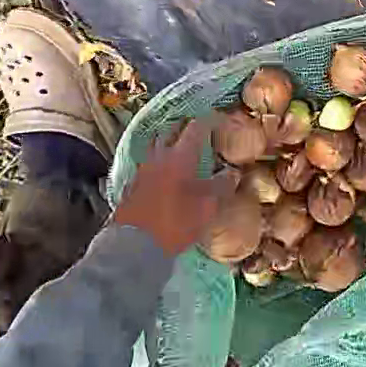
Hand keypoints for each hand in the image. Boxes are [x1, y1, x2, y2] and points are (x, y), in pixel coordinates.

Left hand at [111, 119, 225, 253]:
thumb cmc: (175, 223)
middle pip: (171, 130)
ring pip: (156, 146)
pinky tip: (162, 172)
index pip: (196, 127)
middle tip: (198, 129)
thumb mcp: (206, 207)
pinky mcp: (132, 185)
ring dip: (168, 142)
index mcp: (180, 156)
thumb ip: (221, 187)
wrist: (133, 248)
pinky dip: (157, 162)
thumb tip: (233, 172)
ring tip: (179, 147)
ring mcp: (142, 170)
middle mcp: (159, 156)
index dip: (209, 120)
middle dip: (185, 126)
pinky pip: (147, 164)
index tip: (220, 118)